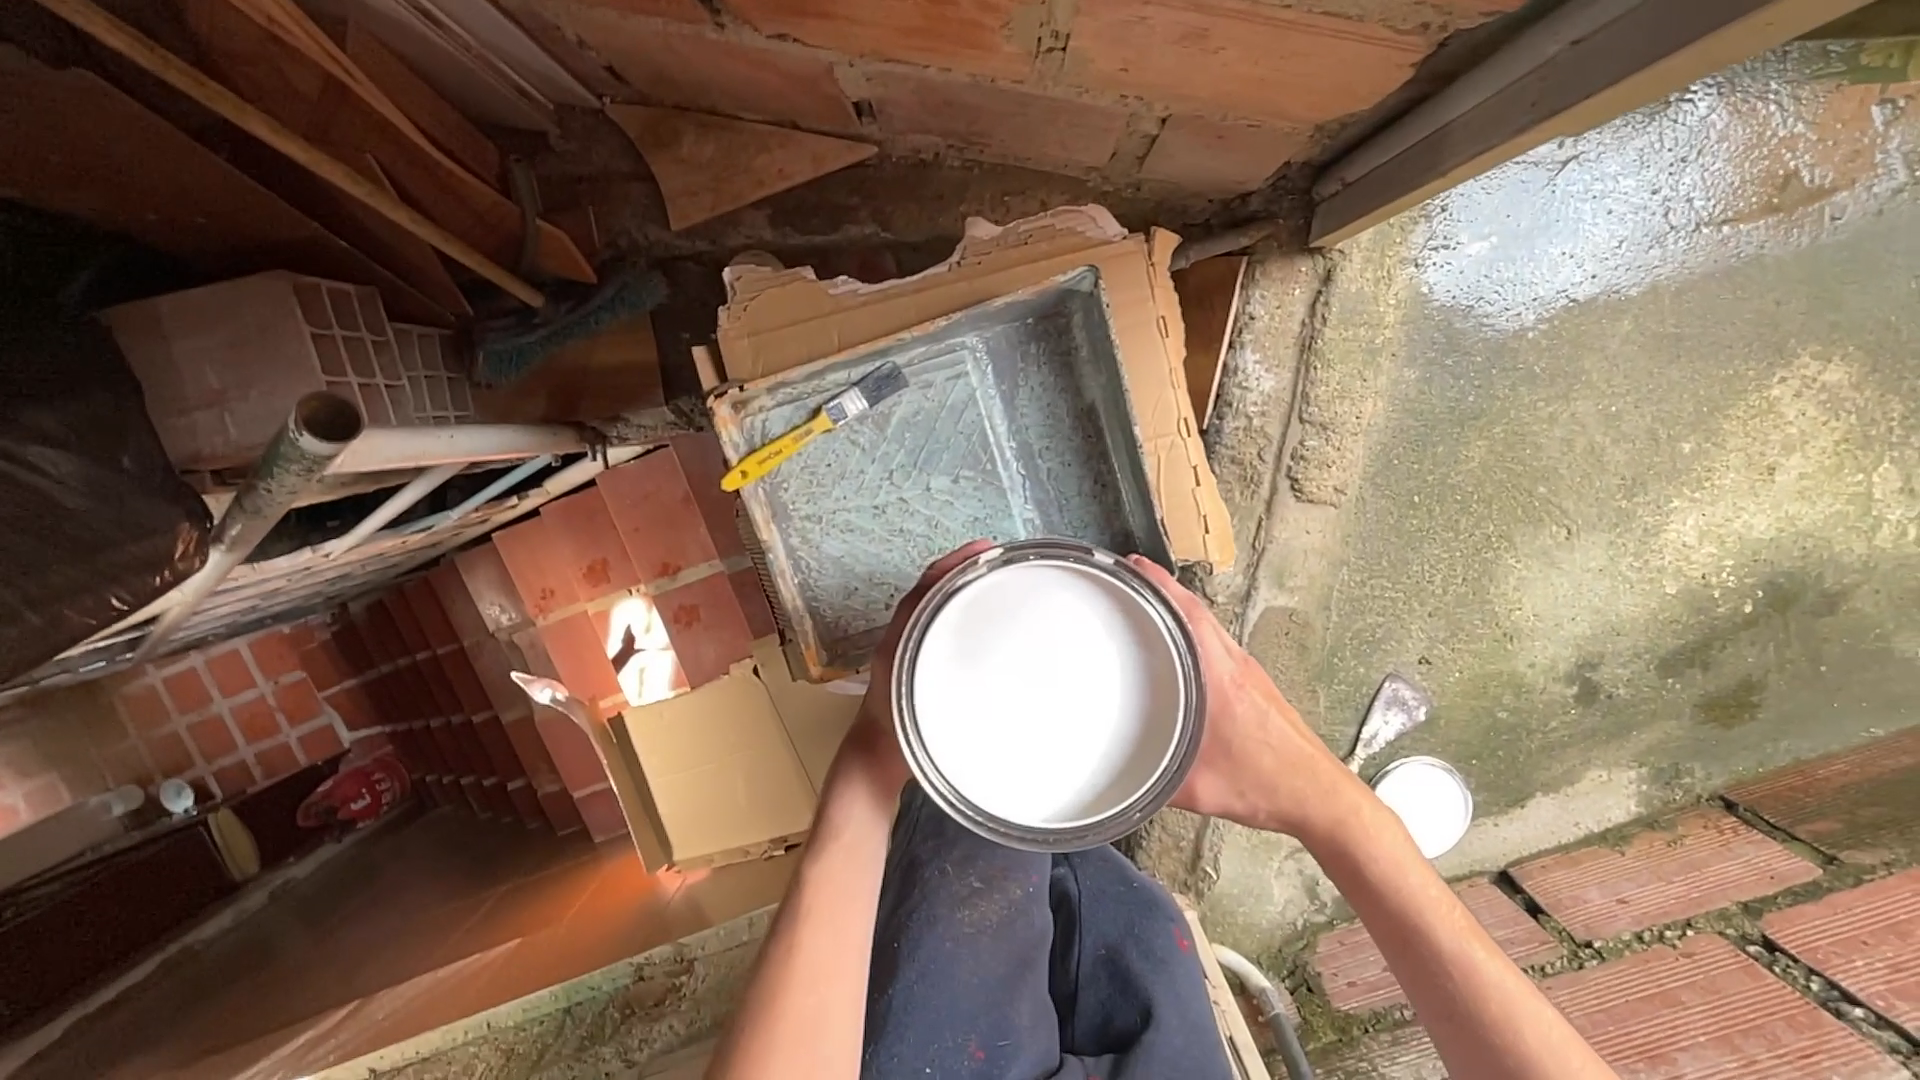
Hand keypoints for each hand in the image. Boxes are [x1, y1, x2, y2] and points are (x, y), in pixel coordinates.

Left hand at [831, 540, 996, 796]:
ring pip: (942, 607)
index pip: (929, 583)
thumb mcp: (914, 694)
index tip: (989, 549)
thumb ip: (932, 670)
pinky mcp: (924, 664)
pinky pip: (945, 628)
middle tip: (1005, 561)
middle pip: (938, 589)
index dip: (956, 563)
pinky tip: (989, 622)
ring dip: (968, 589)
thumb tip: (967, 637)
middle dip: (968, 570)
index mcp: (902, 632)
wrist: (876, 759)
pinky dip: (965, 614)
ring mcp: (915, 648)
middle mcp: (907, 632)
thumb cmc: (895, 731)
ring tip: (1002, 582)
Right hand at [1126, 555, 1373, 843]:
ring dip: (1182, 608)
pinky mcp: (1256, 685)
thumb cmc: (1270, 785)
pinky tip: (1184, 647)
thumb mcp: (1195, 788)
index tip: (1137, 567)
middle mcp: (1238, 666)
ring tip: (1154, 604)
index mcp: (1220, 679)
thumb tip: (1123, 779)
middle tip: (1137, 577)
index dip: (1159, 585)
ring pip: (1211, 625)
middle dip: (1164, 588)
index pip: (1187, 615)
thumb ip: (1153, 781)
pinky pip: (1220, 643)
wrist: (1318, 794)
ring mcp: (1250, 673)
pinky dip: (1197, 632)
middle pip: (1198, 610)